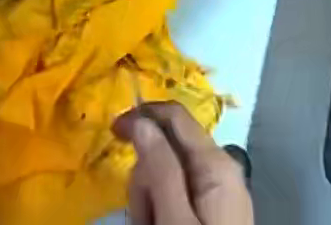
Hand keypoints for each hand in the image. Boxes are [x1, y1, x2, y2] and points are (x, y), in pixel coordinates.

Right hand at [114, 102, 251, 224]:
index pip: (175, 116)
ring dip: (149, 201)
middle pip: (167, 147)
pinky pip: (175, 198)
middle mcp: (219, 170)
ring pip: (166, 175)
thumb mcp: (176, 223)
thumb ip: (161, 170)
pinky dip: (160, 212)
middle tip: (142, 219)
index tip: (111, 133)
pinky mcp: (210, 215)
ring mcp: (216, 193)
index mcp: (215, 164)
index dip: (141, 115)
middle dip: (145, 177)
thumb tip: (141, 121)